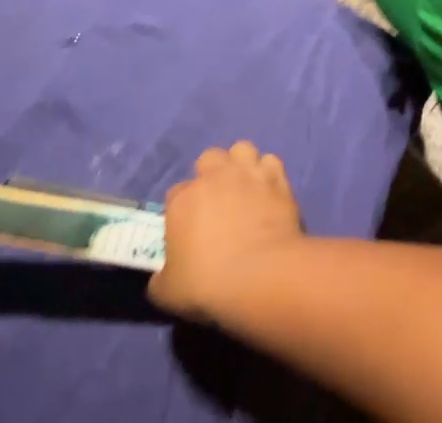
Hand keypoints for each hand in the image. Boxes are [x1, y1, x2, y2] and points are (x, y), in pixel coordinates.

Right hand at [148, 141, 304, 320]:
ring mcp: (250, 175)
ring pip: (244, 150)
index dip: (183, 207)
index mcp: (183, 199)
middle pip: (210, 157)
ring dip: (243, 164)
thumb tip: (164, 275)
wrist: (259, 274)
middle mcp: (216, 178)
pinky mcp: (279, 181)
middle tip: (218, 198)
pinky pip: (273, 163)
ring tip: (246, 186)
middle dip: (212, 172)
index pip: (177, 192)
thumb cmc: (205, 284)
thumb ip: (162, 276)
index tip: (189, 225)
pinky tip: (270, 191)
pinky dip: (270, 174)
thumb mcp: (166, 290)